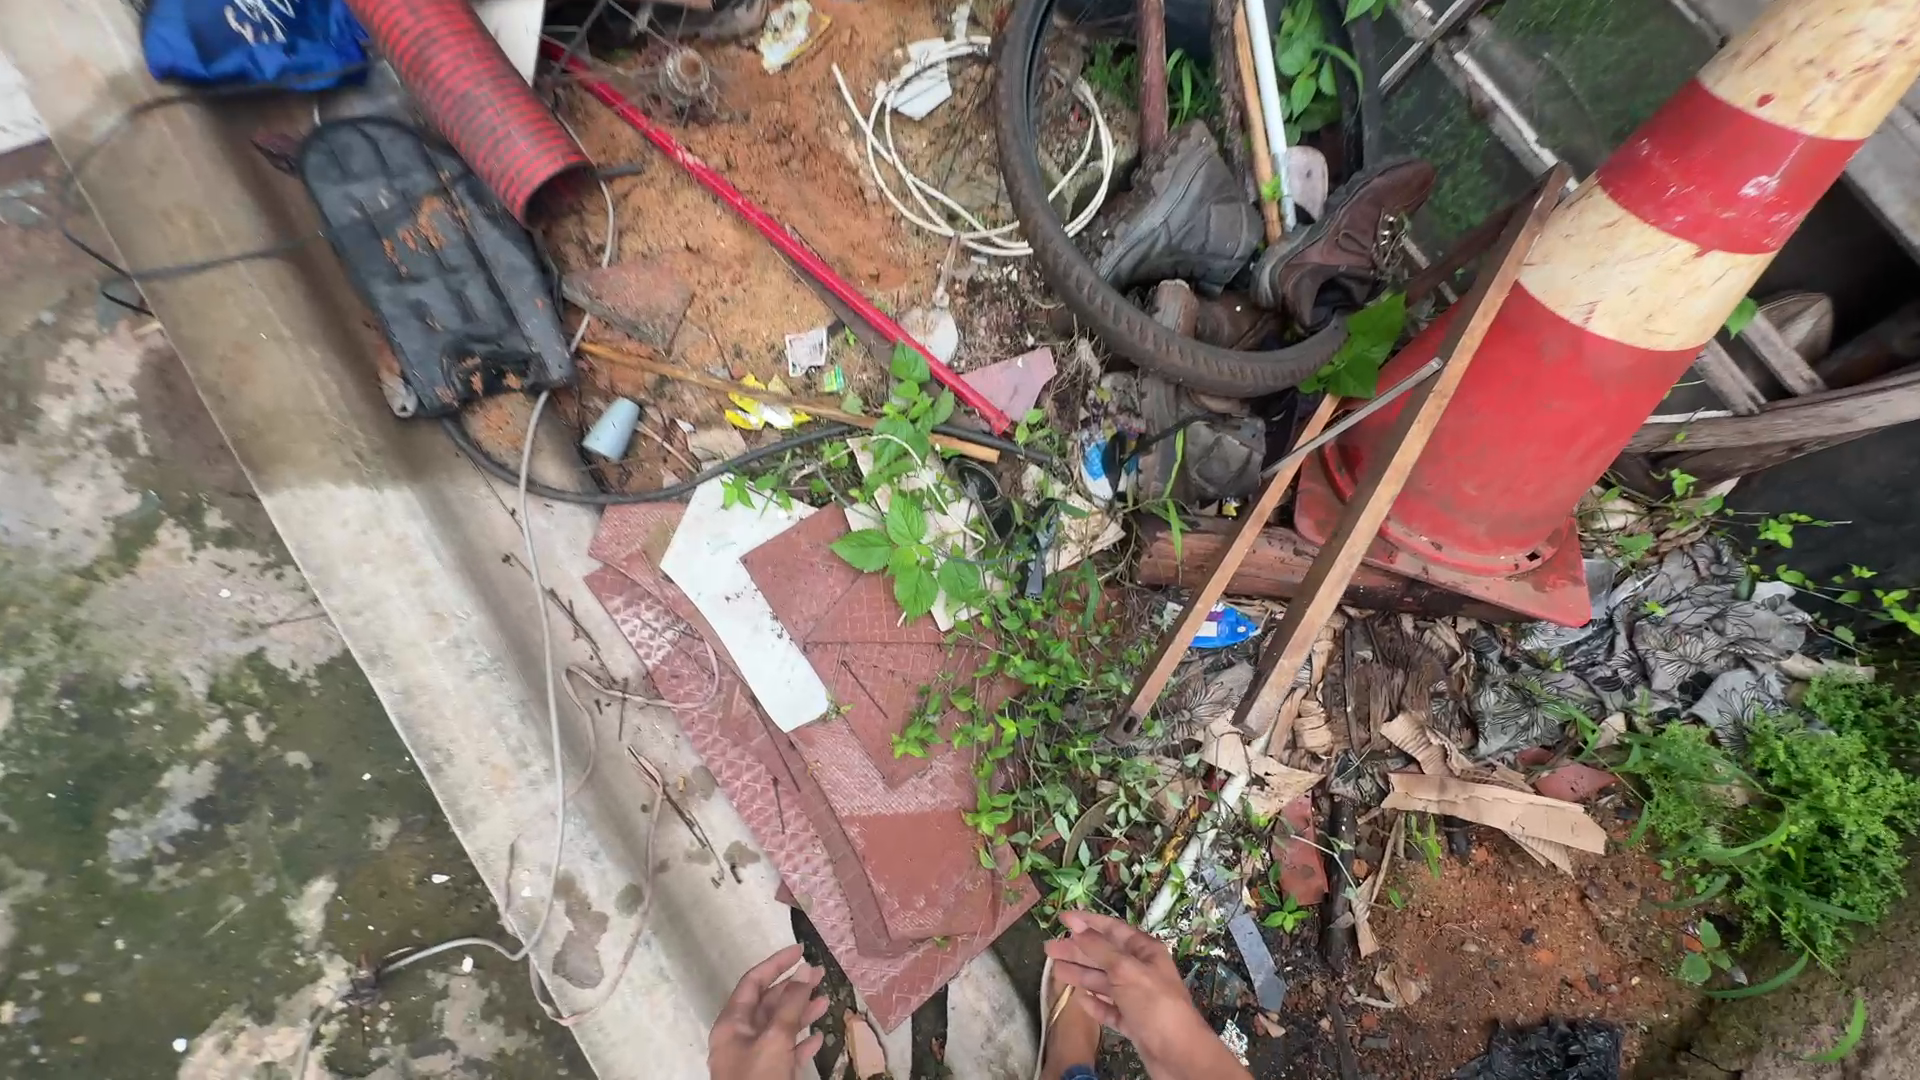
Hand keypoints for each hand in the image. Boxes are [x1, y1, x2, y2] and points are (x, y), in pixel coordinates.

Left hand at [707, 944, 828, 1079]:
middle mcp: (739, 1038)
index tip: (801, 950)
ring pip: (779, 1027)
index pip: (754, 981)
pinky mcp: (766, 1078)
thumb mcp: (775, 1038)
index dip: (777, 962)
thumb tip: (806, 969)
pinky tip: (818, 1039)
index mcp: (732, 1024)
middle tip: (821, 975)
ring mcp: (752, 1060)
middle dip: (795, 988)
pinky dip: (801, 1044)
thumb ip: (791, 1003)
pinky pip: (784, 1053)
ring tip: (826, 1002)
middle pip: (768, 1003)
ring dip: (802, 1013)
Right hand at [1043, 911, 1250, 1079]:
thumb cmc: (1155, 1004)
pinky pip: (1111, 1009)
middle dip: (1077, 951)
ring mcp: (1137, 999)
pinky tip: (1080, 1001)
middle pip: (1103, 956)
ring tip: (1056, 971)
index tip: (1063, 918)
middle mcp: (1140, 971)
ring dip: (1081, 975)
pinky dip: (1096, 1004)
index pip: (1112, 929)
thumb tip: (1075, 925)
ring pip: (1104, 982)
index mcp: (1144, 951)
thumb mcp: (1125, 969)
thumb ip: (1099, 948)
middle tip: (1049, 949)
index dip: (1087, 922)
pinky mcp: (1134, 1024)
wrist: (1181, 1057)